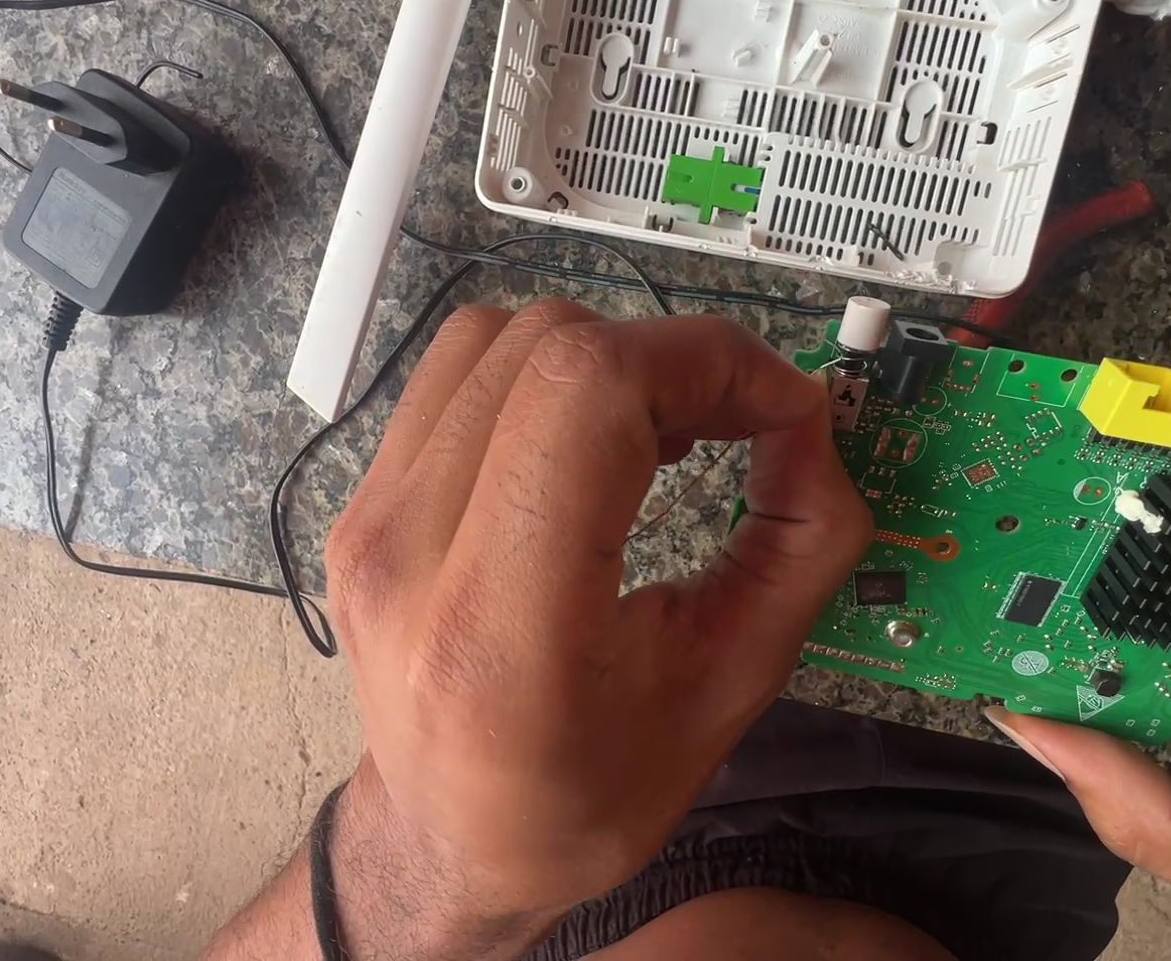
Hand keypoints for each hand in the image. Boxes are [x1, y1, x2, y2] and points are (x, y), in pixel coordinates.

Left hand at [320, 299, 871, 953]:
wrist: (447, 834)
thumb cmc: (581, 794)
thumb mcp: (725, 691)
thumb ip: (796, 544)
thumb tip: (807, 421)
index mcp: (499, 631)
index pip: (587, 390)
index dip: (704, 361)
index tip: (773, 404)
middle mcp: (407, 552)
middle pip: (550, 347)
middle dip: (668, 359)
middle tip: (723, 424)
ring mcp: (369, 514)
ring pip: (500, 336)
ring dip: (604, 361)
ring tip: (650, 435)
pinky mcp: (363, 495)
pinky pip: (458, 370)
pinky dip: (542, 374)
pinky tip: (579, 439)